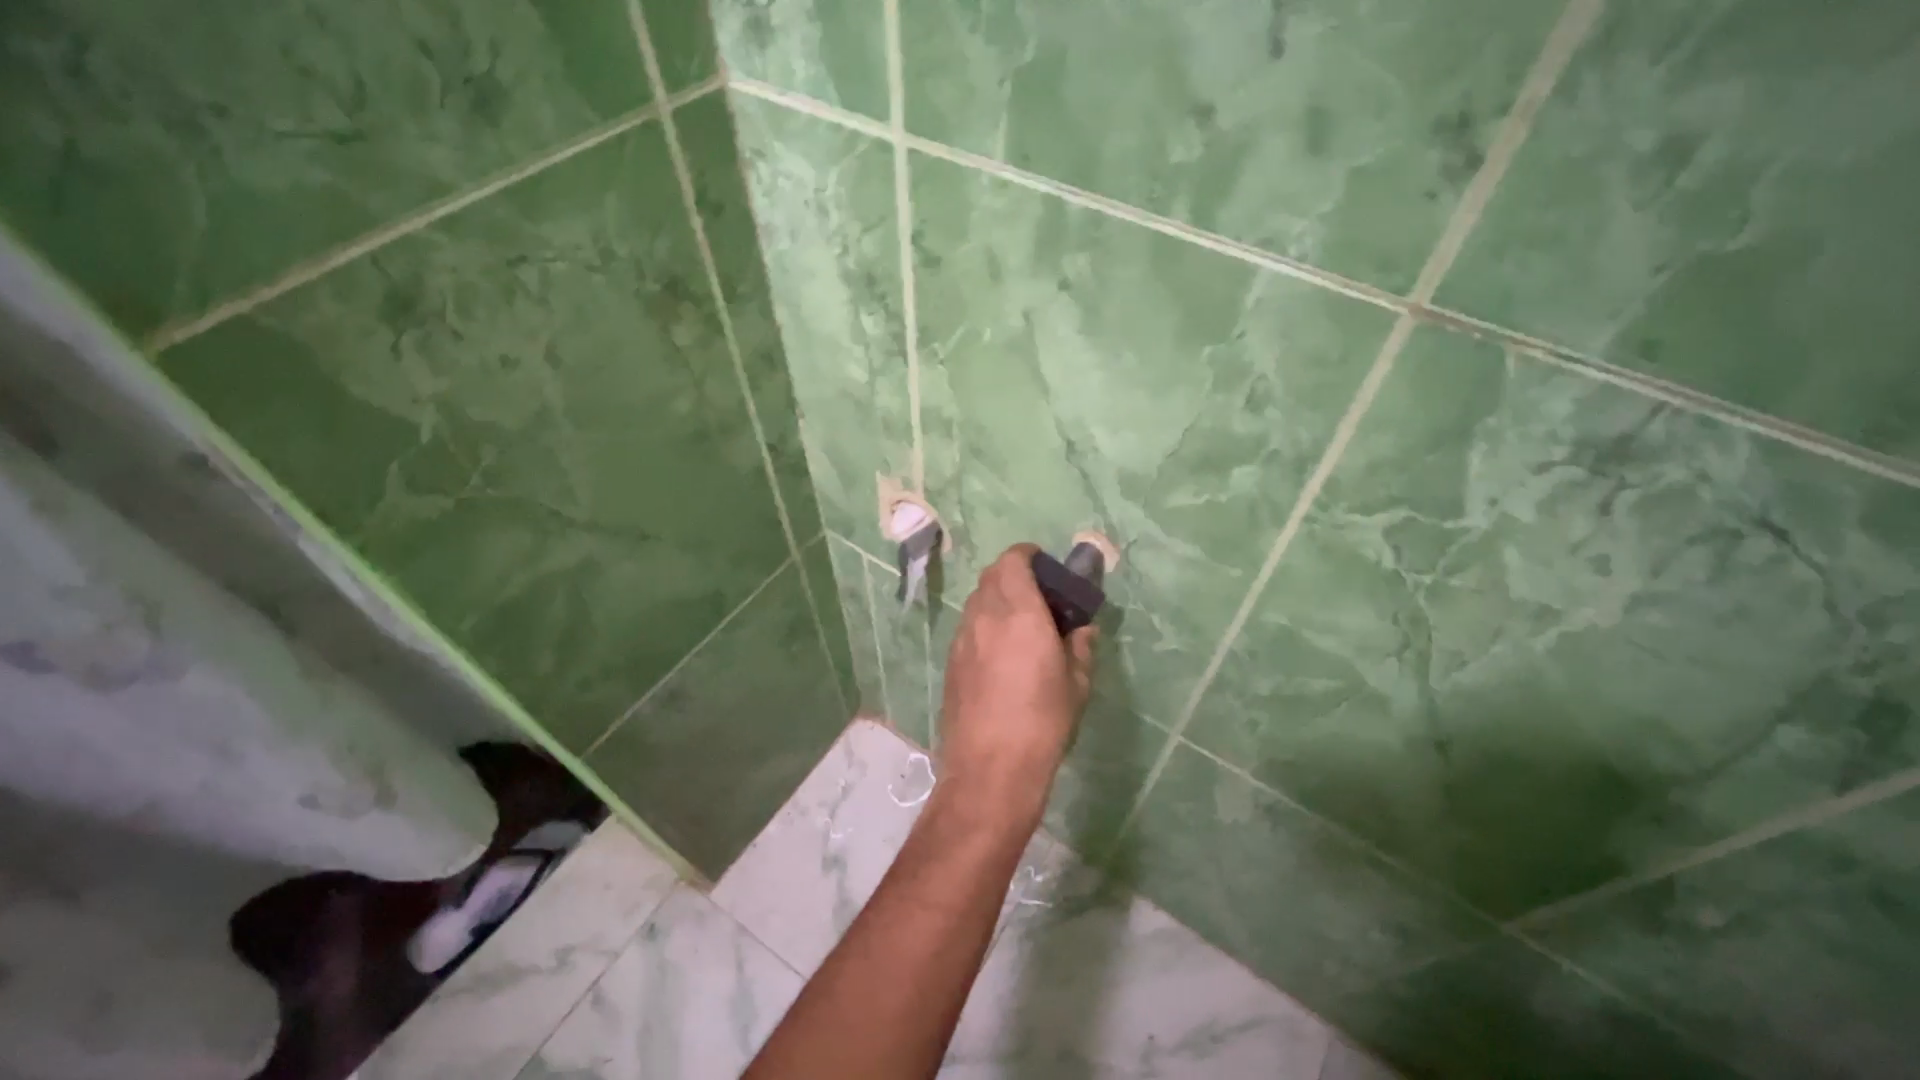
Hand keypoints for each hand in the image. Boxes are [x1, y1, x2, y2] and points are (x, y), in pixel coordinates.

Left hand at [936, 544, 1096, 822]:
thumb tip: (1082, 630)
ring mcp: (961, 639)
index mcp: (1019, 611)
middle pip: (991, 577)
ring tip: (1021, 627)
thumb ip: (1080, 648)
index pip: (1013, 560)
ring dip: (997, 601)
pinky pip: (968, 629)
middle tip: (1039, 597)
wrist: (990, 767)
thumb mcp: (1076, 683)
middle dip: (1013, 576)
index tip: (1045, 568)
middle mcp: (984, 616)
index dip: (1028, 556)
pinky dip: (984, 627)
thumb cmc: (1043, 720)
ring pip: (976, 602)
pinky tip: (1001, 656)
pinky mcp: (950, 663)